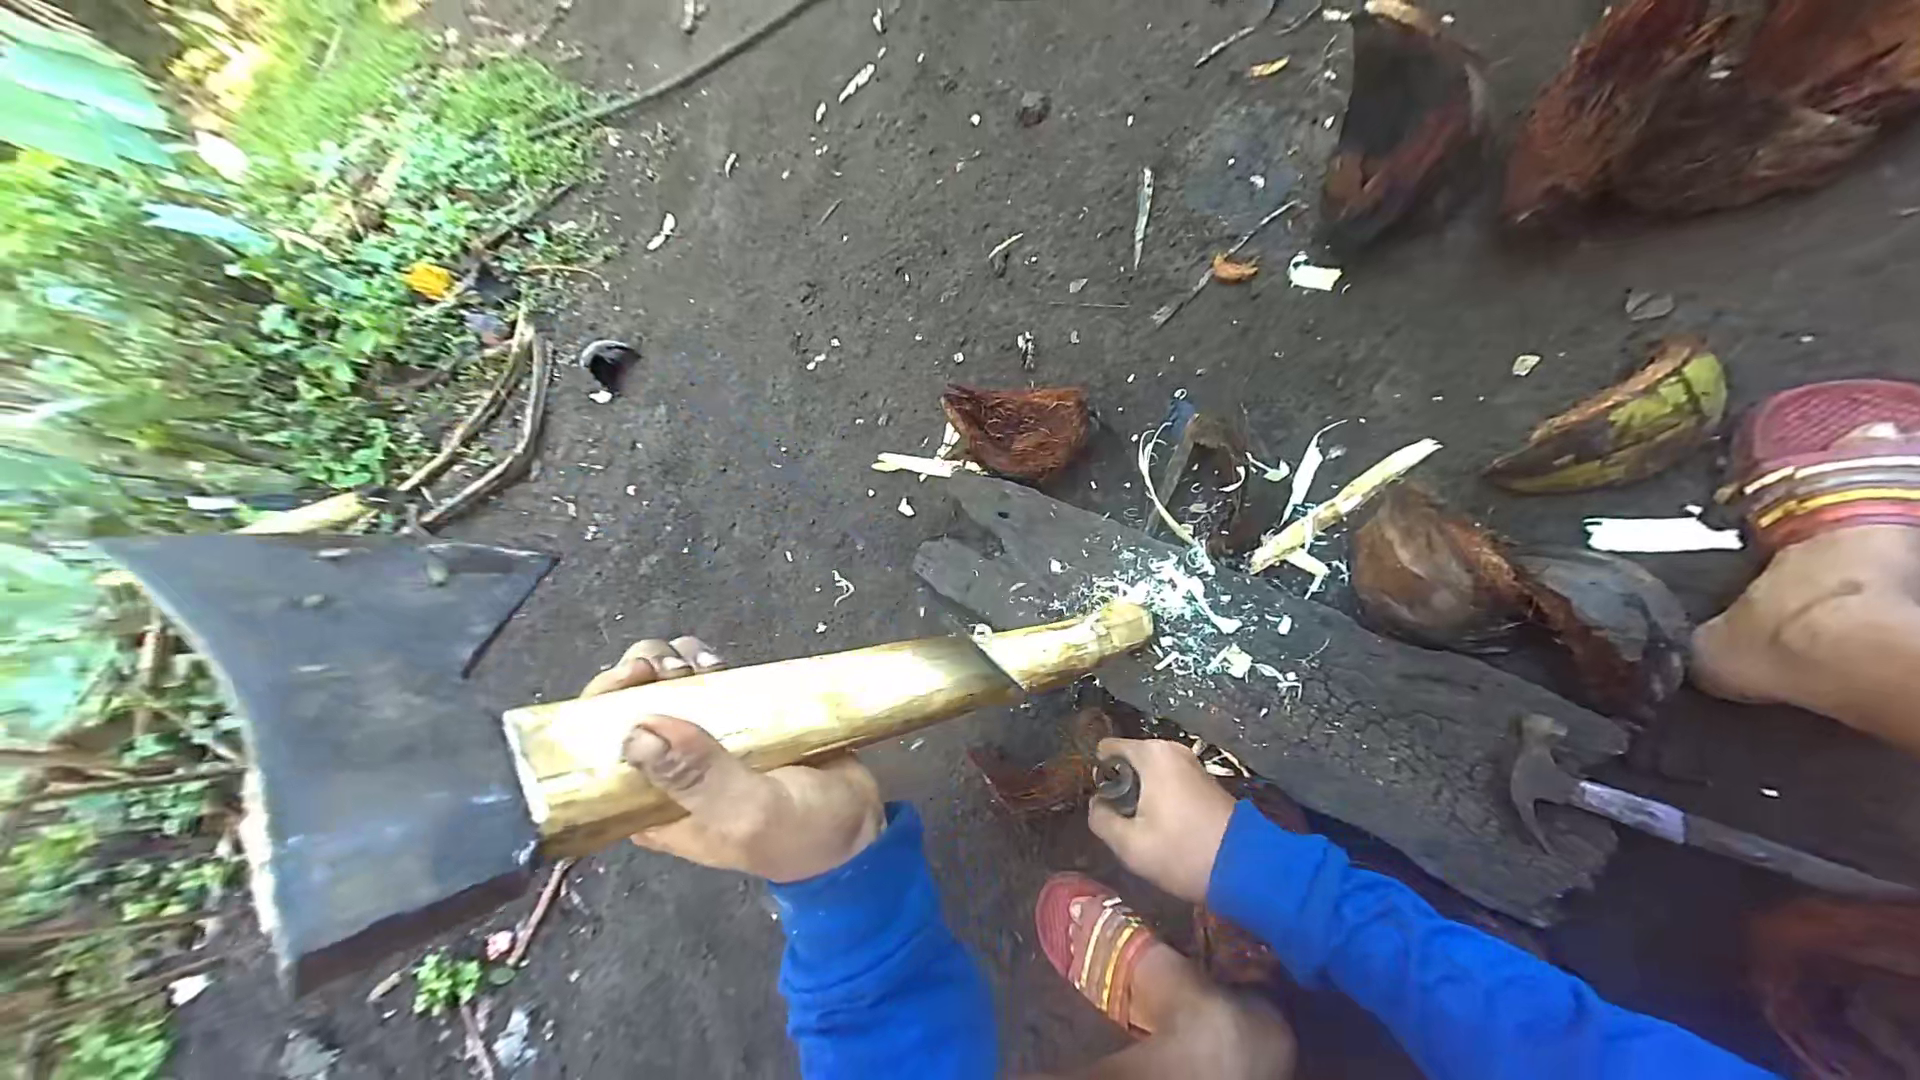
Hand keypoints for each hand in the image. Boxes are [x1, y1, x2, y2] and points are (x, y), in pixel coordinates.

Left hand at [580, 636, 885, 883]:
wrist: (860, 826)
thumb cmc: (801, 833)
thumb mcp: (749, 812)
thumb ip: (700, 777)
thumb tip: (636, 732)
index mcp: (652, 808)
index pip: (597, 757)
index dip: (600, 709)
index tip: (631, 676)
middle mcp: (668, 773)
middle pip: (627, 712)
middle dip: (638, 678)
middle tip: (670, 666)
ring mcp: (704, 742)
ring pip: (665, 691)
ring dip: (670, 665)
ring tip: (699, 662)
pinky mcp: (738, 719)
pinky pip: (707, 684)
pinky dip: (704, 664)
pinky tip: (716, 659)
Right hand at [1087, 738, 1236, 903]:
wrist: (1249, 870)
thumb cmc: (1183, 851)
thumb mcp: (1130, 845)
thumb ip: (1101, 819)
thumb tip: (1097, 804)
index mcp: (1152, 754)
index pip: (1106, 749)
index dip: (1100, 776)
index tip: (1106, 805)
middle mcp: (1172, 749)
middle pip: (1128, 761)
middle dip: (1122, 787)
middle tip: (1125, 822)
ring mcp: (1192, 763)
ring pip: (1149, 774)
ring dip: (1142, 795)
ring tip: (1146, 829)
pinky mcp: (1206, 780)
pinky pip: (1169, 781)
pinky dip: (1162, 798)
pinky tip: (1169, 829)